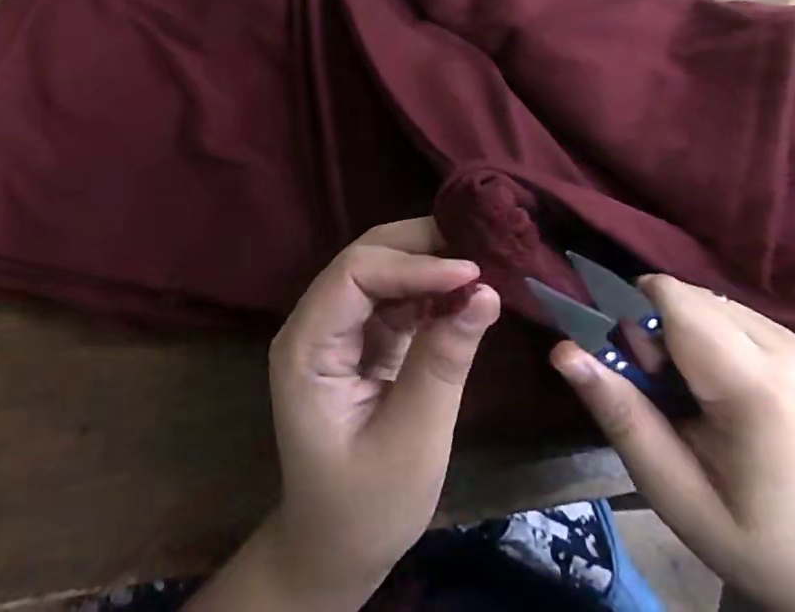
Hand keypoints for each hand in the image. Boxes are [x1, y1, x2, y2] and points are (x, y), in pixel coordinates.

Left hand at [187, 218, 501, 611]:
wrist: (336, 547)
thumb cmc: (367, 506)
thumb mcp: (413, 440)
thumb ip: (444, 361)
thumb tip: (488, 293)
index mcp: (307, 347)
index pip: (354, 274)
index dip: (413, 265)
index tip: (472, 274)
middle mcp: (316, 325)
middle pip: (365, 258)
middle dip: (422, 247)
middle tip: (484, 248)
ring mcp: (338, 330)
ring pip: (383, 269)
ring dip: (431, 262)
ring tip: (485, 262)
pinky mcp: (363, 340)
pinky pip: (398, 297)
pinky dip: (433, 290)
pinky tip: (467, 292)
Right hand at [551, 277, 794, 611]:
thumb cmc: (750, 541)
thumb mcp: (671, 489)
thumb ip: (620, 413)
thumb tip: (562, 350)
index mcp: (756, 385)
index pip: (674, 298)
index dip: (634, 317)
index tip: (632, 370)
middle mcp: (785, 348)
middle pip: (689, 295)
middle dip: (654, 326)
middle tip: (656, 390)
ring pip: (708, 301)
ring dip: (678, 330)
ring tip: (685, 394)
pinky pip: (733, 316)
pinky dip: (705, 335)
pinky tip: (713, 388)